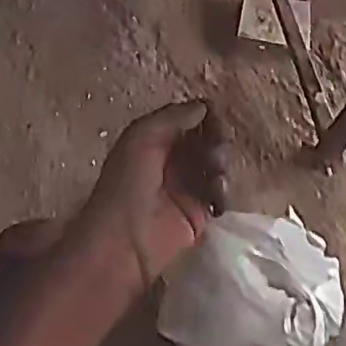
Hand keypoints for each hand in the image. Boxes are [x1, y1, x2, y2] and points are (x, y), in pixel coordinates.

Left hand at [70, 100, 229, 284]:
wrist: (125, 239)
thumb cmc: (128, 182)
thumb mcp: (143, 137)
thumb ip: (172, 117)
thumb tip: (202, 106)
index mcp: (151, 139)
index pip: (183, 119)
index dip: (200, 115)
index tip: (213, 114)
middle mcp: (168, 159)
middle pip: (201, 140)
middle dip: (213, 138)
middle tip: (216, 146)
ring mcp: (183, 186)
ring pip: (211, 164)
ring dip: (218, 162)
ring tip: (215, 171)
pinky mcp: (197, 212)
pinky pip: (217, 193)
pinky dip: (221, 188)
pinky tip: (216, 192)